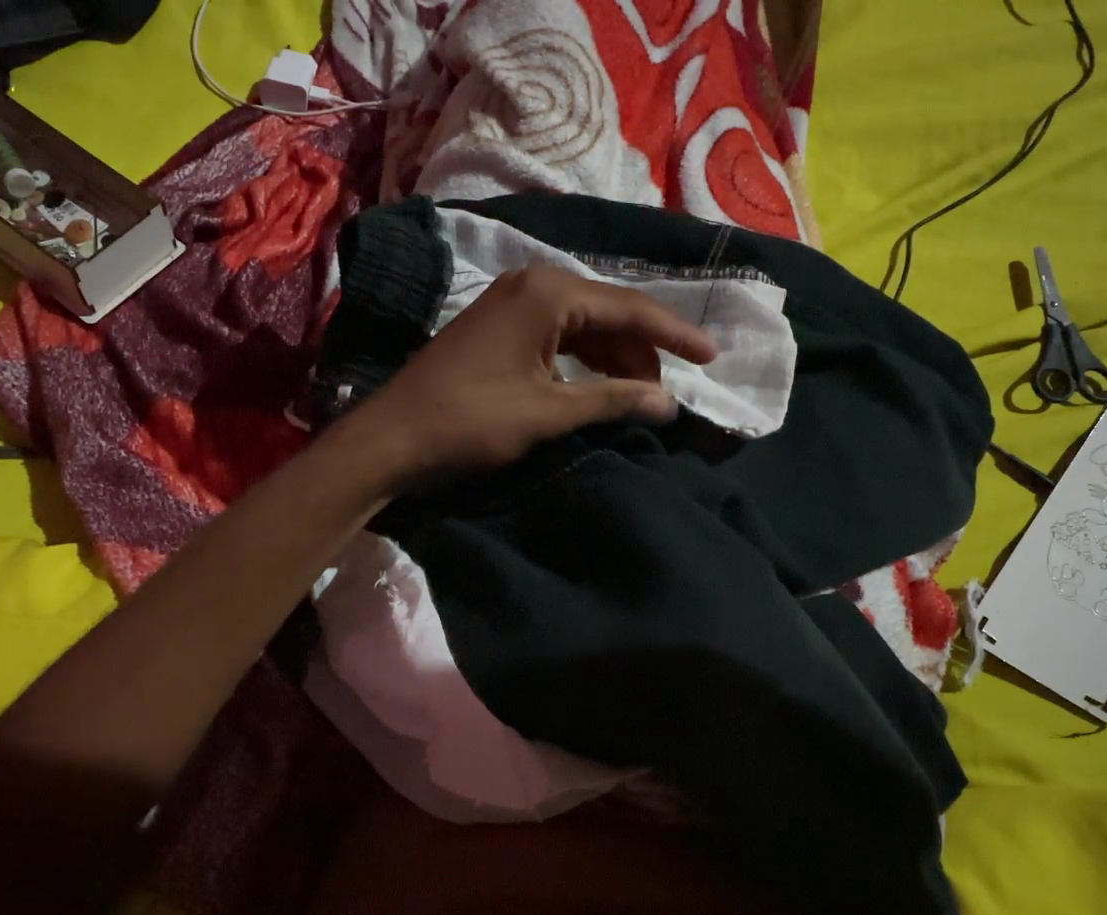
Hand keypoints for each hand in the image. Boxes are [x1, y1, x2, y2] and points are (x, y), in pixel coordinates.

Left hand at [336, 265, 716, 484]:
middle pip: (607, 313)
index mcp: (548, 293)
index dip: (674, 335)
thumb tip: (669, 403)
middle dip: (641, 352)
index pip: (629, 308)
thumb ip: (612, 401)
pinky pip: (556, 337)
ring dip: (612, 361)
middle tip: (666, 394)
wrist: (393, 436)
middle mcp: (531, 285)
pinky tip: (595, 390)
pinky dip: (581, 364)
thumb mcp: (548, 413)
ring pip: (582, 327)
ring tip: (636, 398)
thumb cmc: (471, 420)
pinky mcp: (496, 329)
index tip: (712, 357)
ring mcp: (509, 305)